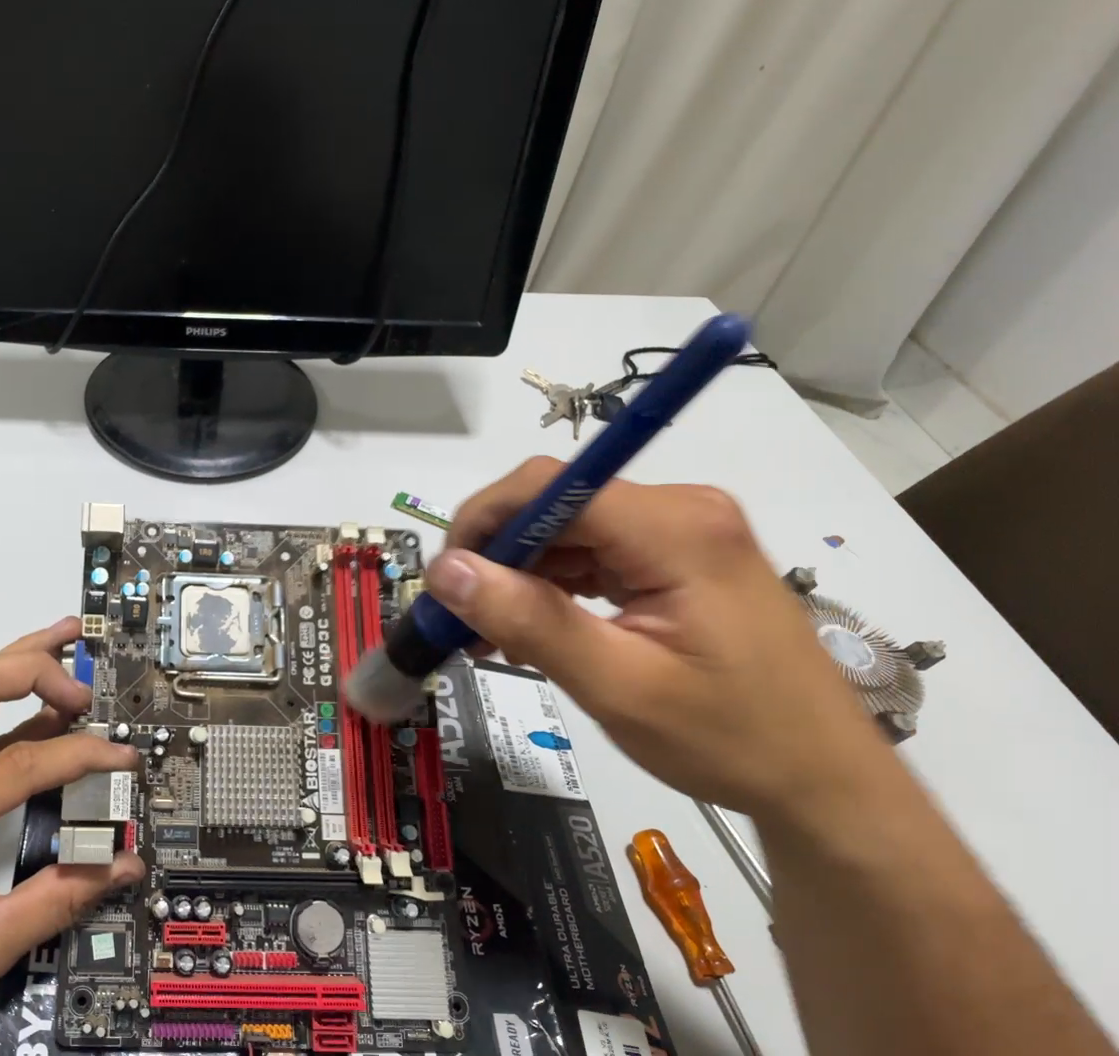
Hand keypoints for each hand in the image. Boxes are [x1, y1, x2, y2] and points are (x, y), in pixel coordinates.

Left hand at [0, 619, 143, 1055]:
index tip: (123, 756)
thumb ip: (60, 898)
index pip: (19, 761)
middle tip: (86, 690)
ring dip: (16, 662)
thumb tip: (123, 865)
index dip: (80, 754)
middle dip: (34, 669)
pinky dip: (7, 698)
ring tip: (68, 640)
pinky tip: (47, 707)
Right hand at [425, 457, 894, 818]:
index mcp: (675, 528)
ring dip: (520, 576)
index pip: (548, 487)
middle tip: (460, 622)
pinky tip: (532, 630)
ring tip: (490, 637)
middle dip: (497, 557)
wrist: (824, 783)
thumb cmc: (729, 738)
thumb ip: (529, 620)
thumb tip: (445, 570)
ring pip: (567, 530)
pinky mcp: (679, 558)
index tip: (446, 582)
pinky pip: (593, 553)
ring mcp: (683, 532)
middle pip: (555, 505)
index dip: (483, 521)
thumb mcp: (617, 685)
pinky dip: (552, 587)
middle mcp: (680, 510)